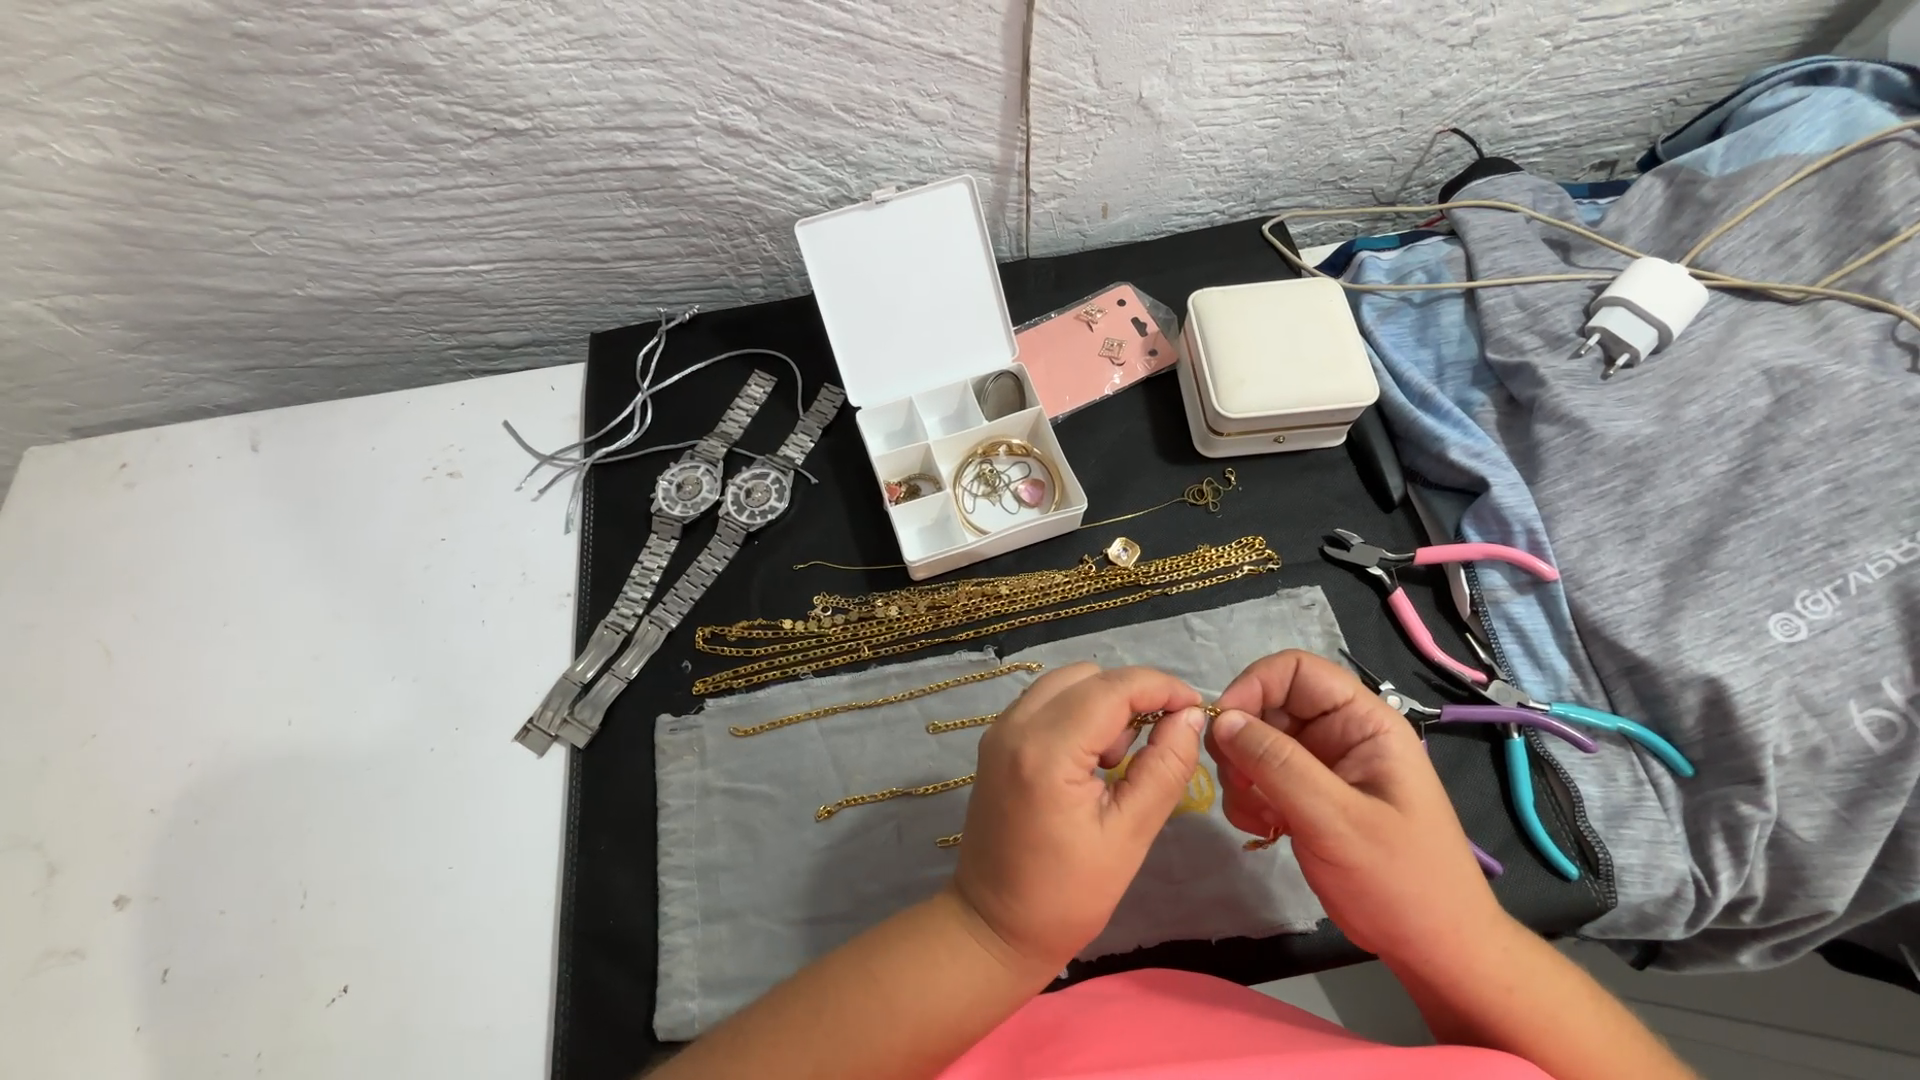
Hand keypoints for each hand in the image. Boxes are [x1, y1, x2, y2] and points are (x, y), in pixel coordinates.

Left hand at [951, 664, 1205, 972]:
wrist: (992, 925)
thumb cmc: (1065, 896)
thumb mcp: (1128, 837)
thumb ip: (1164, 769)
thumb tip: (1190, 717)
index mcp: (1046, 751)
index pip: (1113, 688)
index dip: (1162, 687)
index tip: (1197, 708)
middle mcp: (1015, 726)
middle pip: (1088, 676)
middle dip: (1132, 695)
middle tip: (1156, 743)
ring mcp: (999, 730)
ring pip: (1064, 683)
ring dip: (1103, 701)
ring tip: (1119, 760)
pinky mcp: (996, 741)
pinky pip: (1045, 701)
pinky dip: (1077, 711)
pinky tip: (1090, 760)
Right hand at [1205, 650, 1510, 966]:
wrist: (1430, 948)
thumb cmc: (1401, 879)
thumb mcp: (1337, 819)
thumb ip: (1278, 764)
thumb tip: (1222, 719)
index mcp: (1363, 723)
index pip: (1296, 670)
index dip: (1254, 685)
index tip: (1223, 726)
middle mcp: (1339, 735)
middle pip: (1268, 705)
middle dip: (1242, 739)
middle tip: (1239, 782)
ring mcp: (1320, 767)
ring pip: (1255, 742)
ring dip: (1242, 774)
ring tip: (1260, 814)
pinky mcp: (1304, 796)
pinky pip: (1257, 777)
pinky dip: (1248, 798)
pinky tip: (1264, 828)